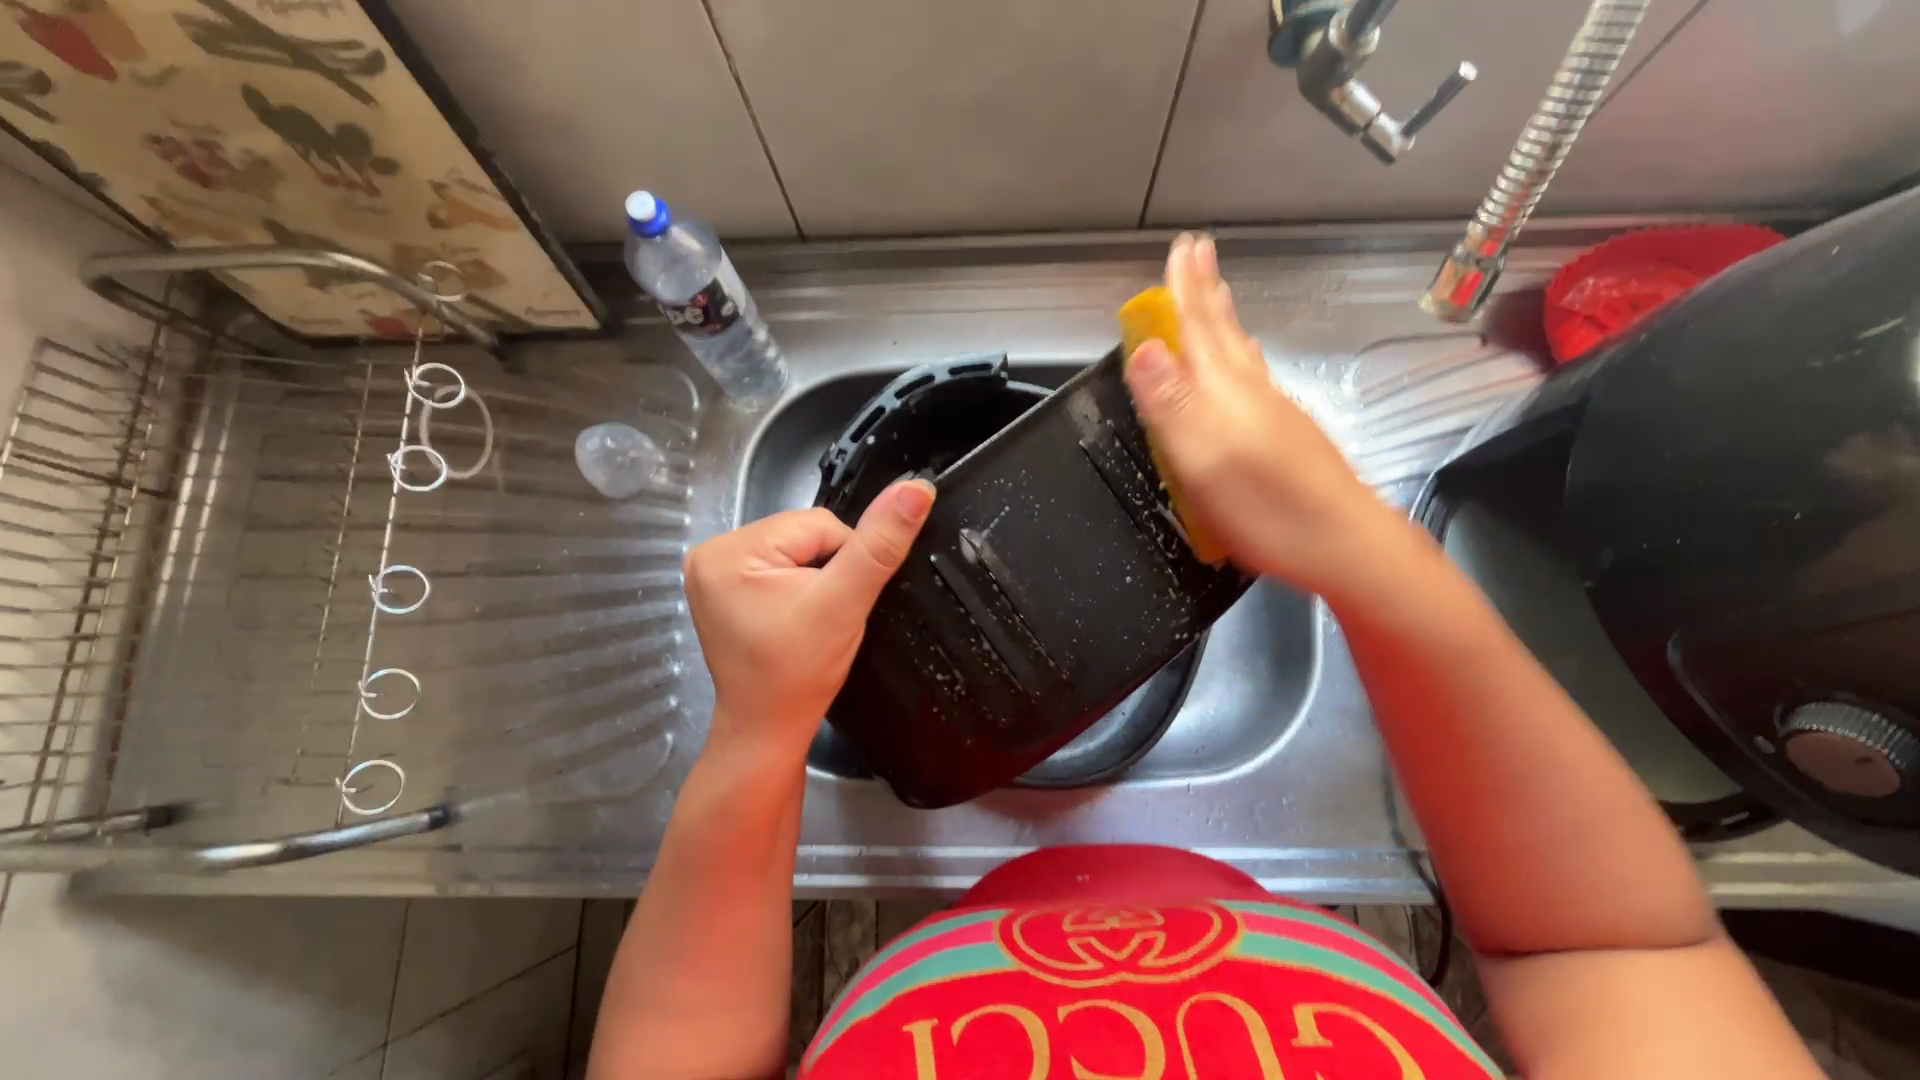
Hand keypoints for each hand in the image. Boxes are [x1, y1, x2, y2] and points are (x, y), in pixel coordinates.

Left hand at [684, 480, 934, 752]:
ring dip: (812, 579)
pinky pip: (778, 566)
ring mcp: (711, 571)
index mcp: (729, 550)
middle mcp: (710, 552)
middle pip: (803, 534)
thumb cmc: (799, 672)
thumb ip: (879, 545)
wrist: (768, 728)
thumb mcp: (844, 603)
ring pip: (795, 549)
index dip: (842, 563)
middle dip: (824, 571)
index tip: (833, 604)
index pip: (818, 524)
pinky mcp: (721, 588)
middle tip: (820, 615)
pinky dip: (795, 588)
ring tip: (806, 619)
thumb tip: (916, 489)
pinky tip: (791, 617)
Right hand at [1124, 234, 1413, 600]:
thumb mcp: (1207, 460)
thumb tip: (1146, 349)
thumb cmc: (1271, 510)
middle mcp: (1251, 393)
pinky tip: (1245, 363)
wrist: (1345, 545)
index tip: (1180, 249)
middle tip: (1197, 255)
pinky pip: (1253, 377)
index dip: (1184, 291)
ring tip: (1216, 296)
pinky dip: (1241, 356)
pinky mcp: (1285, 436)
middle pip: (1223, 333)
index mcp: (1226, 393)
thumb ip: (1173, 403)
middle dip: (1205, 293)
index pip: (1199, 329)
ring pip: (1241, 353)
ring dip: (1223, 320)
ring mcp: (1273, 413)